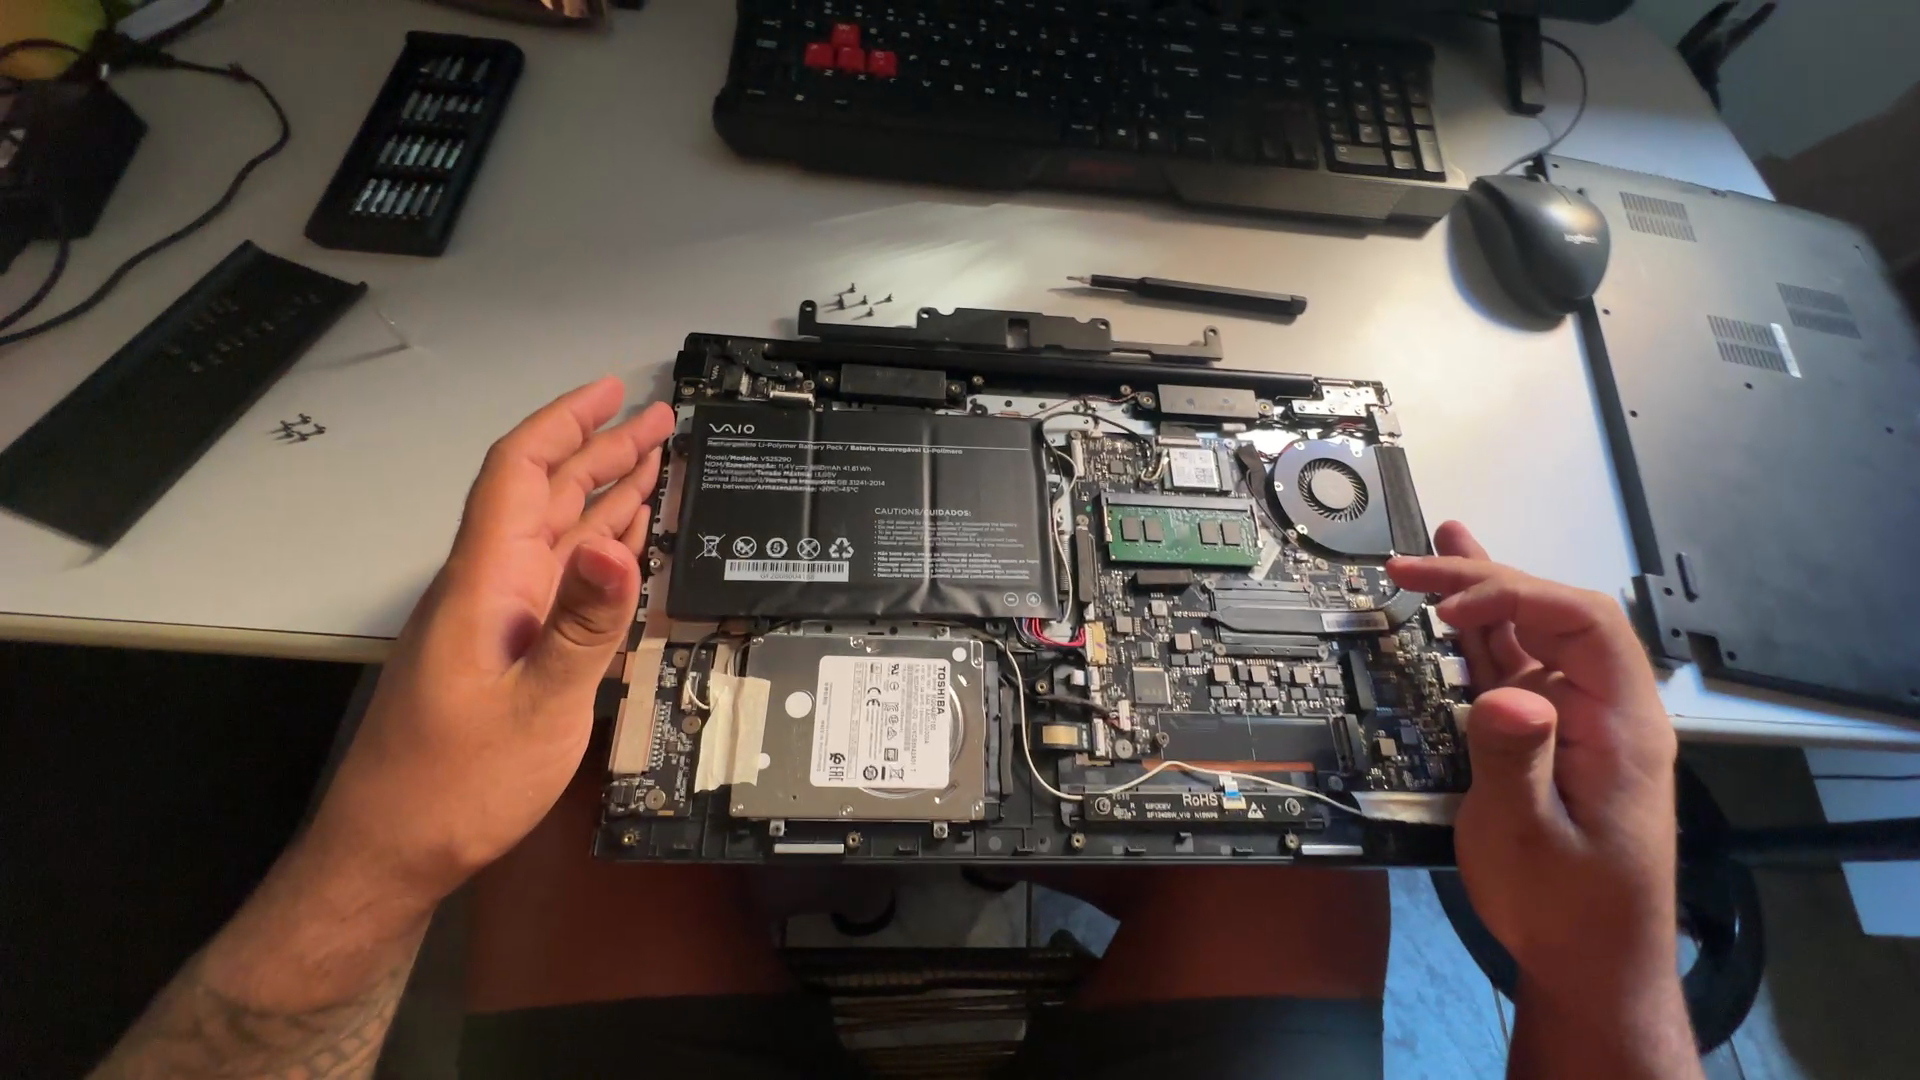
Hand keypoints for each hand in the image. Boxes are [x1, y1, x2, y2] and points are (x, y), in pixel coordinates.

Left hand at [306, 378, 673, 899]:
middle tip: (661, 420)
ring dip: (607, 492)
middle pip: (548, 494)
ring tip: (657, 461)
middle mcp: (493, 584)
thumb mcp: (536, 708)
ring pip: (560, 532)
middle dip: (603, 449)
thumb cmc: (458, 784)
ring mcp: (504, 614)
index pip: (520, 475)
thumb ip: (584, 626)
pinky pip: (566, 576)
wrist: (394, 851)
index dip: (564, 423)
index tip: (612, 391)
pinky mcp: (514, 643)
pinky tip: (630, 537)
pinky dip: (603, 547)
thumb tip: (618, 546)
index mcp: (487, 581)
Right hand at [1387, 523, 1678, 995]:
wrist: (1581, 952)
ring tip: (1436, 543)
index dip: (1513, 598)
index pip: (1581, 623)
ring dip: (1478, 587)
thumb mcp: (1532, 836)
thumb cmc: (1563, 901)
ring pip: (1525, 630)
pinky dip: (1474, 626)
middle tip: (1407, 564)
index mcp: (1618, 723)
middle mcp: (1597, 705)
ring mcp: (1565, 714)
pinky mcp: (1535, 728)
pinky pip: (1505, 662)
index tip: (1443, 613)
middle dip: (1480, 580)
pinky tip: (1449, 604)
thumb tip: (1509, 694)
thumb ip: (1520, 761)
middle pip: (1550, 613)